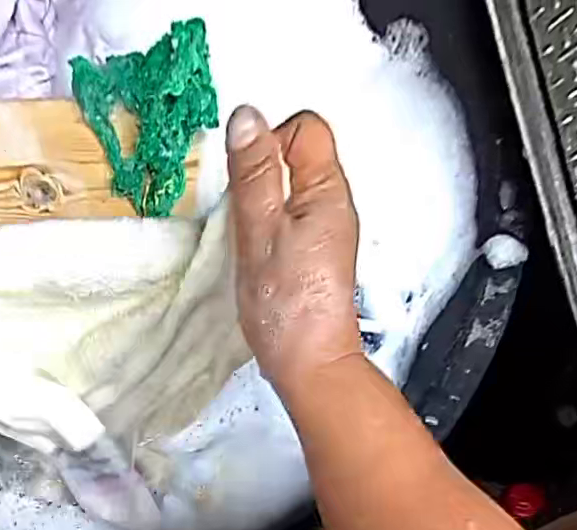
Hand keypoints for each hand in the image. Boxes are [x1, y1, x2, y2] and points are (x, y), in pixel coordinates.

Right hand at [225, 105, 365, 388]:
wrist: (308, 364)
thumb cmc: (286, 306)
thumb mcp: (259, 234)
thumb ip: (253, 176)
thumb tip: (246, 119)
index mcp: (327, 192)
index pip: (304, 129)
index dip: (268, 143)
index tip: (245, 182)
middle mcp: (334, 207)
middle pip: (297, 160)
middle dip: (262, 178)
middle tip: (242, 217)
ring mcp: (326, 235)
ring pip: (291, 196)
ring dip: (262, 208)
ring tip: (247, 243)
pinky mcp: (314, 259)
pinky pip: (289, 225)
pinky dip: (268, 232)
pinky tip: (256, 260)